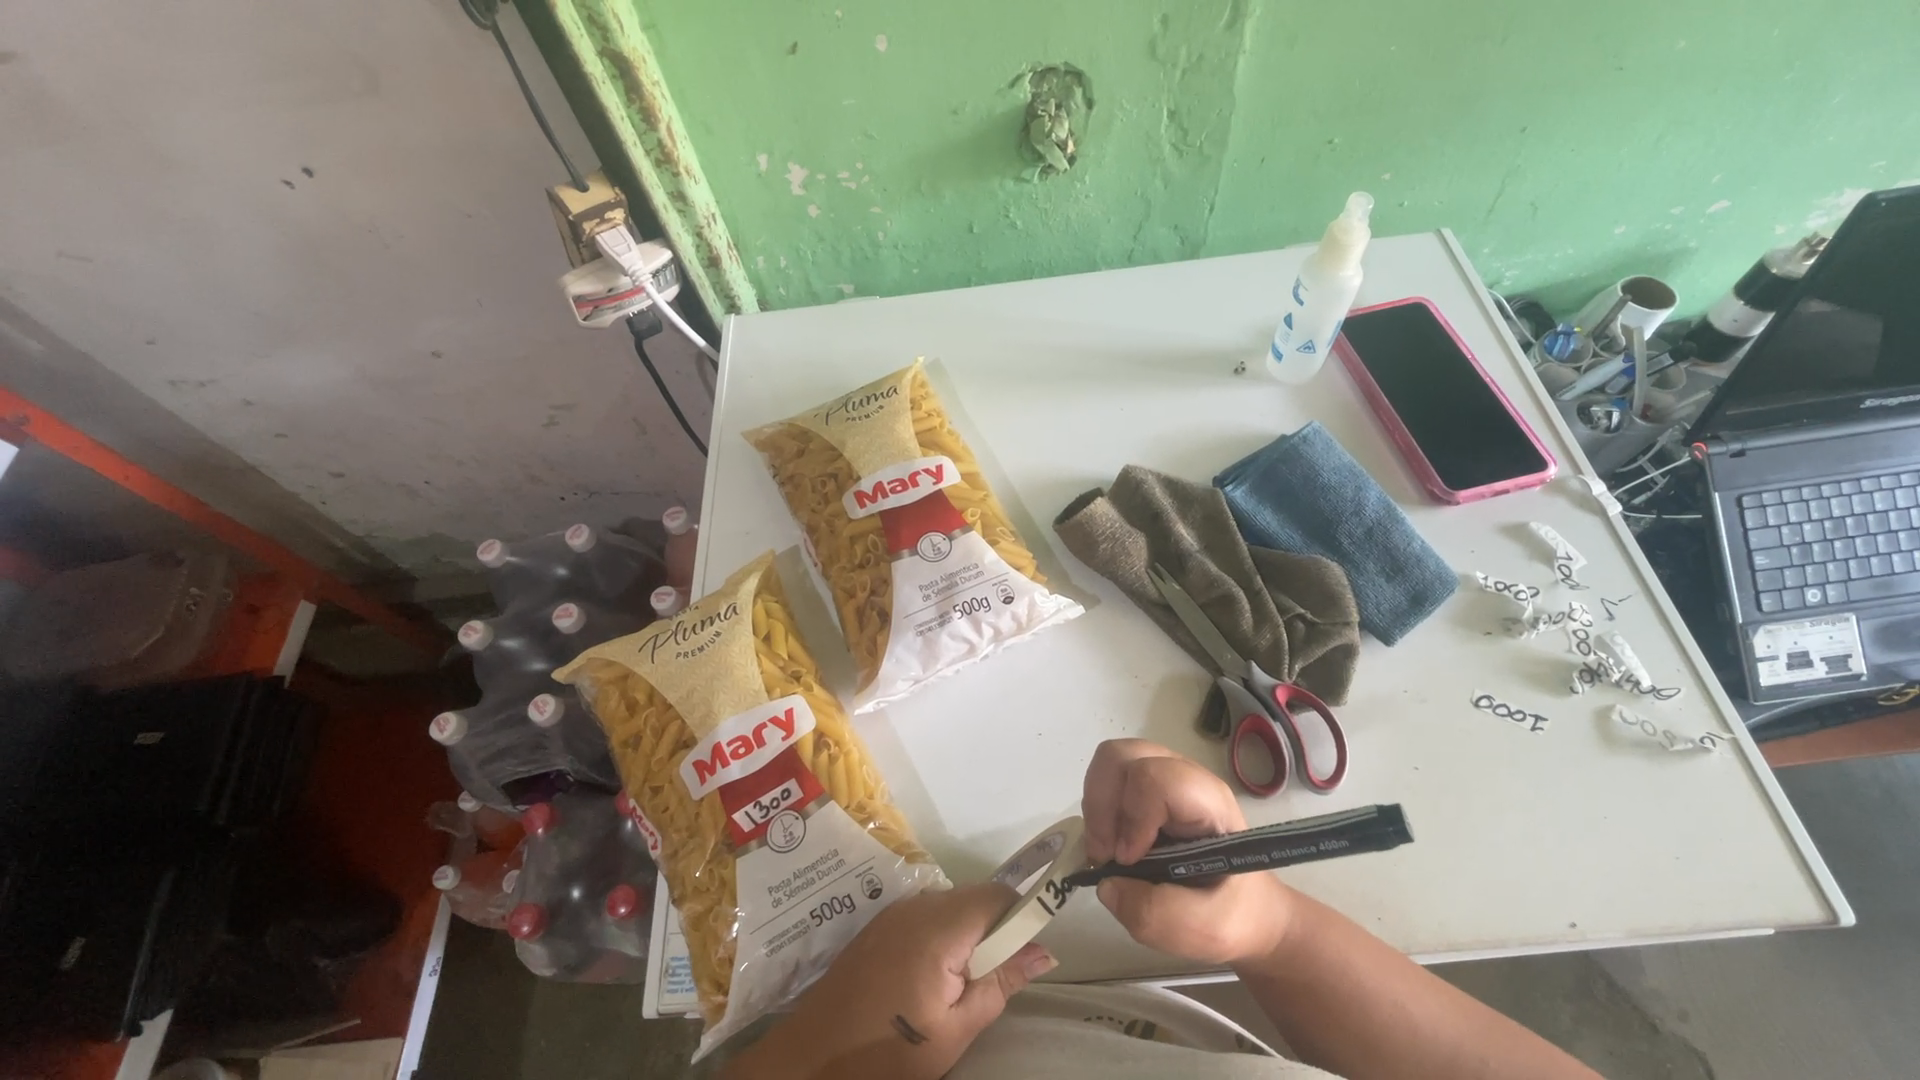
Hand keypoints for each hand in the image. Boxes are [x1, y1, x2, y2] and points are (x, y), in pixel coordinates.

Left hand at [725, 884, 1055, 1079]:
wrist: (813, 1057)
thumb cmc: (889, 1050)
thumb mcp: (956, 1028)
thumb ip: (1002, 982)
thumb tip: (1044, 952)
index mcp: (939, 927)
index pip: (997, 895)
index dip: (1021, 916)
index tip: (1028, 953)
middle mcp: (917, 906)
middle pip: (975, 897)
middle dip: (996, 929)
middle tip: (994, 978)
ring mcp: (894, 912)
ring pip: (951, 904)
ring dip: (968, 932)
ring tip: (961, 983)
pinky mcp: (880, 923)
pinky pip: (926, 914)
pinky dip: (943, 934)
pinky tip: (932, 976)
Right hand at [1081, 738, 1298, 965]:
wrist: (1245, 909)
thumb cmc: (1231, 915)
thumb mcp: (1202, 930)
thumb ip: (1153, 914)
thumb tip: (1106, 884)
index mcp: (1208, 805)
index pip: (1156, 779)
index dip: (1132, 816)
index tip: (1128, 861)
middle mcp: (1184, 778)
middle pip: (1124, 756)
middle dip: (1101, 804)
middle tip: (1104, 852)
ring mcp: (1163, 778)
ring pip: (1111, 763)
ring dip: (1097, 808)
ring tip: (1105, 851)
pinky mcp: (1145, 788)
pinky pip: (1108, 779)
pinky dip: (1098, 811)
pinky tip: (1110, 845)